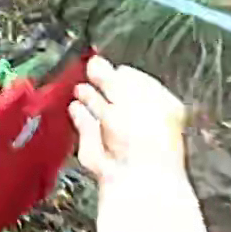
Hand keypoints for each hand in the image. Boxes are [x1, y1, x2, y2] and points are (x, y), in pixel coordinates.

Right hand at [68, 56, 187, 184]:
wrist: (133, 171)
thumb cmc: (143, 132)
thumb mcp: (130, 96)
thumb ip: (111, 79)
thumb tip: (95, 62)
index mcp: (156, 101)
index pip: (134, 79)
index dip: (117, 71)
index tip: (100, 60)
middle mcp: (135, 115)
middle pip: (115, 93)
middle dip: (102, 82)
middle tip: (88, 68)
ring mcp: (113, 130)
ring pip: (99, 108)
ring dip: (89, 98)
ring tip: (79, 88)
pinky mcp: (93, 143)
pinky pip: (85, 124)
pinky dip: (80, 116)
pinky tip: (74, 107)